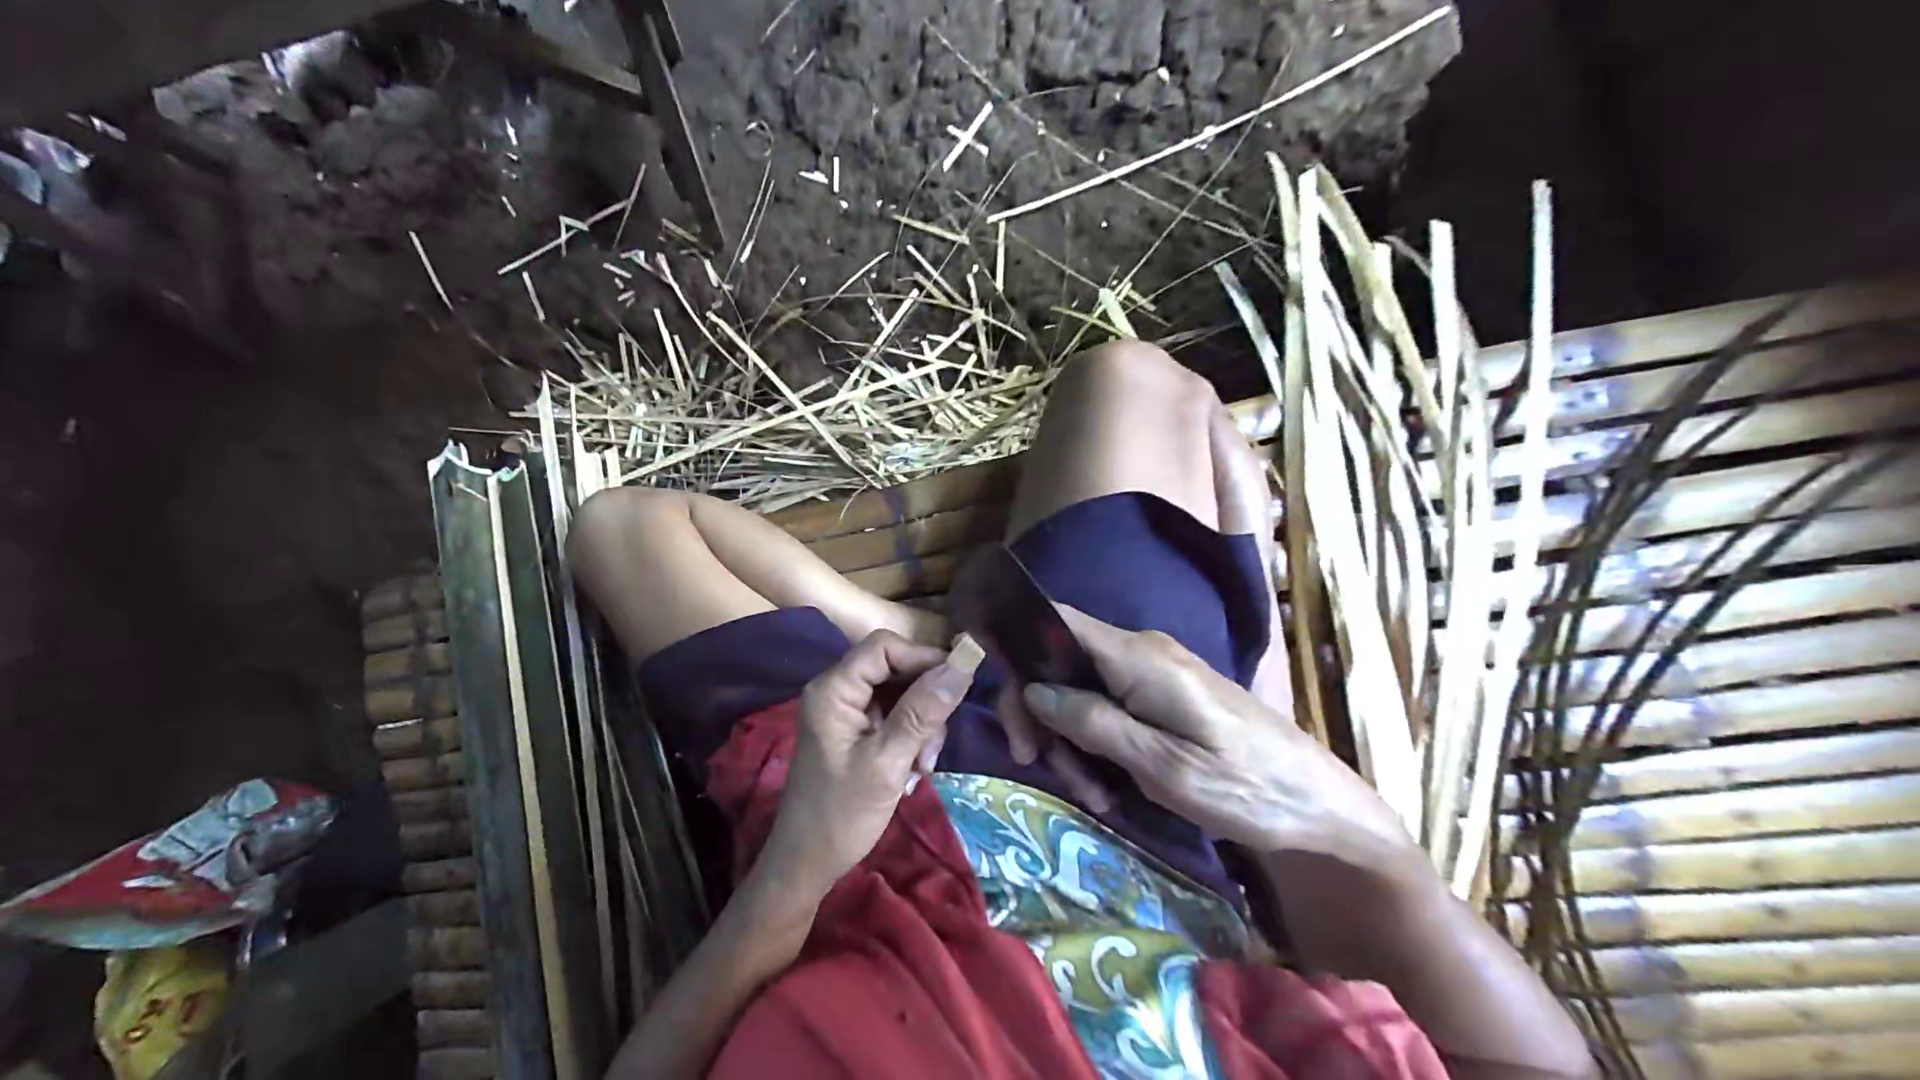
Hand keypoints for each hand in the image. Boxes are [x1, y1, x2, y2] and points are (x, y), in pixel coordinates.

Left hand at [757, 630, 978, 899]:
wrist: (807, 864)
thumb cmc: (842, 814)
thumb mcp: (889, 762)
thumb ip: (924, 711)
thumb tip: (963, 666)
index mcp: (833, 689)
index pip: (884, 647)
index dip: (923, 658)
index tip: (956, 686)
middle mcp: (837, 690)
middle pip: (896, 669)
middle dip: (924, 702)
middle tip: (934, 745)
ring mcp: (846, 711)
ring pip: (901, 694)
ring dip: (922, 726)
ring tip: (922, 767)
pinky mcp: (856, 731)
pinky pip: (894, 716)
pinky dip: (911, 739)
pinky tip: (913, 771)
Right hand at [1016, 606, 1415, 872]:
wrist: (1319, 806)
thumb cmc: (1246, 787)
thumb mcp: (1163, 767)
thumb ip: (1094, 724)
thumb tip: (1033, 691)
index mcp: (1138, 657)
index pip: (1056, 621)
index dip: (1016, 645)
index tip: (1003, 705)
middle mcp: (1141, 651)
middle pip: (1060, 662)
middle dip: (1041, 714)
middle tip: (1042, 767)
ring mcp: (1152, 672)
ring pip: (1080, 689)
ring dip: (1070, 738)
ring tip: (1092, 793)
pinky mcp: (1162, 694)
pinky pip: (1108, 704)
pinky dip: (1094, 742)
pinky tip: (1108, 785)